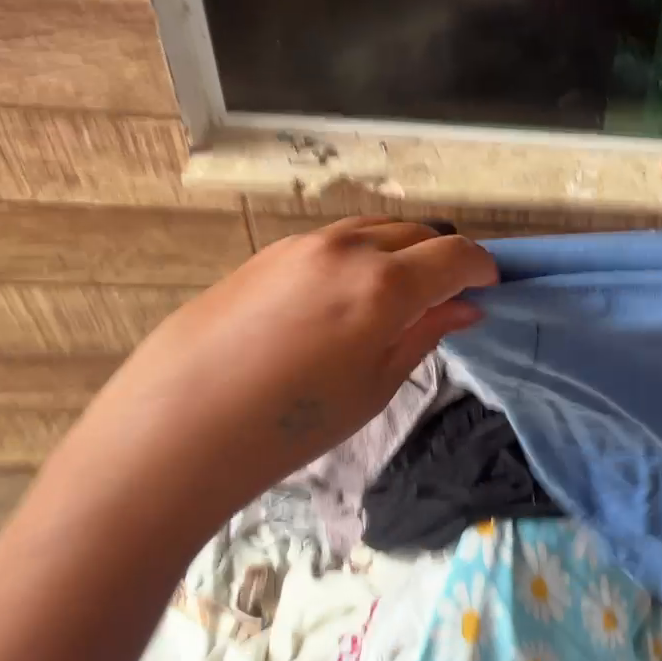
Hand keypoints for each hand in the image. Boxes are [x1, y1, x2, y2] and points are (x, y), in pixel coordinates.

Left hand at [60, 216, 497, 523]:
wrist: (172, 430)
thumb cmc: (288, 425)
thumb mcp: (374, 387)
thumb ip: (426, 335)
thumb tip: (465, 308)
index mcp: (385, 285)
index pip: (457, 254)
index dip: (483, 268)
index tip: (489, 289)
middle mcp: (349, 249)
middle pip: (420, 232)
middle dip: (443, 259)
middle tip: (443, 300)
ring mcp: (304, 245)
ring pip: (376, 230)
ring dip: (401, 251)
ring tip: (394, 297)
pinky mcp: (269, 252)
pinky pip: (336, 240)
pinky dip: (360, 255)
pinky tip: (340, 300)